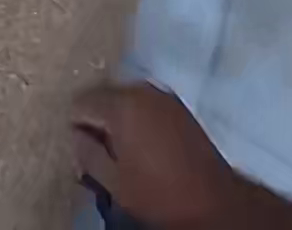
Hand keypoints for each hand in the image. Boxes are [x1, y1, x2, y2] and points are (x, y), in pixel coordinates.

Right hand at [69, 83, 243, 229]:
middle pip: (105, 95)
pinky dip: (138, 116)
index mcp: (122, 104)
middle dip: (98, 118)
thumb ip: (88, 154)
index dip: (76, 123)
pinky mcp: (177, 104)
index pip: (83, 100)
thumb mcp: (115, 182)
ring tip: (120, 147)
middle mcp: (140, 88)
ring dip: (118, 116)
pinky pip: (145, 102)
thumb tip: (76, 135)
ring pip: (126, 97)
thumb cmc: (159, 195)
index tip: (79, 145)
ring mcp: (161, 94)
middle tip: (97, 148)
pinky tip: (142, 142)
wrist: (215, 204)